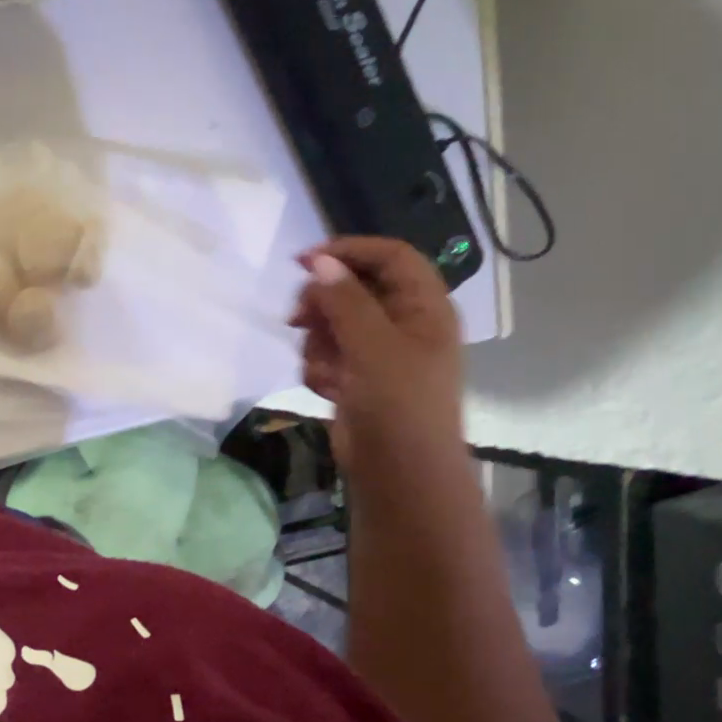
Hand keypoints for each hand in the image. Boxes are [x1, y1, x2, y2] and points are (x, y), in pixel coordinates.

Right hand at [290, 237, 463, 469]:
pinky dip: (320, 370)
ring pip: (333, 325)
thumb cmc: (398, 403)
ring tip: (324, 369)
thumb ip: (345, 300)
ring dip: (318, 343)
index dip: (349, 251)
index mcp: (424, 306)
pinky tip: (327, 390)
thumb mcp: (372, 345)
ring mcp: (378, 354)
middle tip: (297, 318)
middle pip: (354, 289)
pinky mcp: (356, 380)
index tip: (302, 261)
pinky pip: (326, 358)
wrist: (398, 470)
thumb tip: (320, 263)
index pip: (390, 257)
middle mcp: (403, 324)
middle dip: (323, 303)